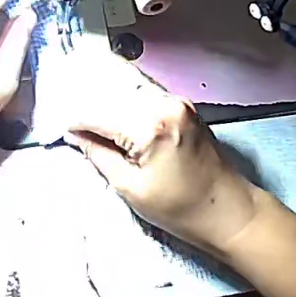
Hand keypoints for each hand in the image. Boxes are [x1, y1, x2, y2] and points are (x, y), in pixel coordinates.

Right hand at [61, 55, 263, 257]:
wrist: (232, 211)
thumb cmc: (180, 208)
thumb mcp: (130, 188)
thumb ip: (99, 154)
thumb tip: (76, 135)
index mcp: (149, 126)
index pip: (97, 113)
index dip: (76, 122)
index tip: (63, 130)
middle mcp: (164, 104)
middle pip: (112, 90)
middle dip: (87, 99)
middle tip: (68, 110)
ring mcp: (176, 101)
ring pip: (128, 85)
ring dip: (104, 91)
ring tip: (84, 101)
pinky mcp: (182, 105)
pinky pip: (144, 91)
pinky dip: (124, 94)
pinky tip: (109, 100)